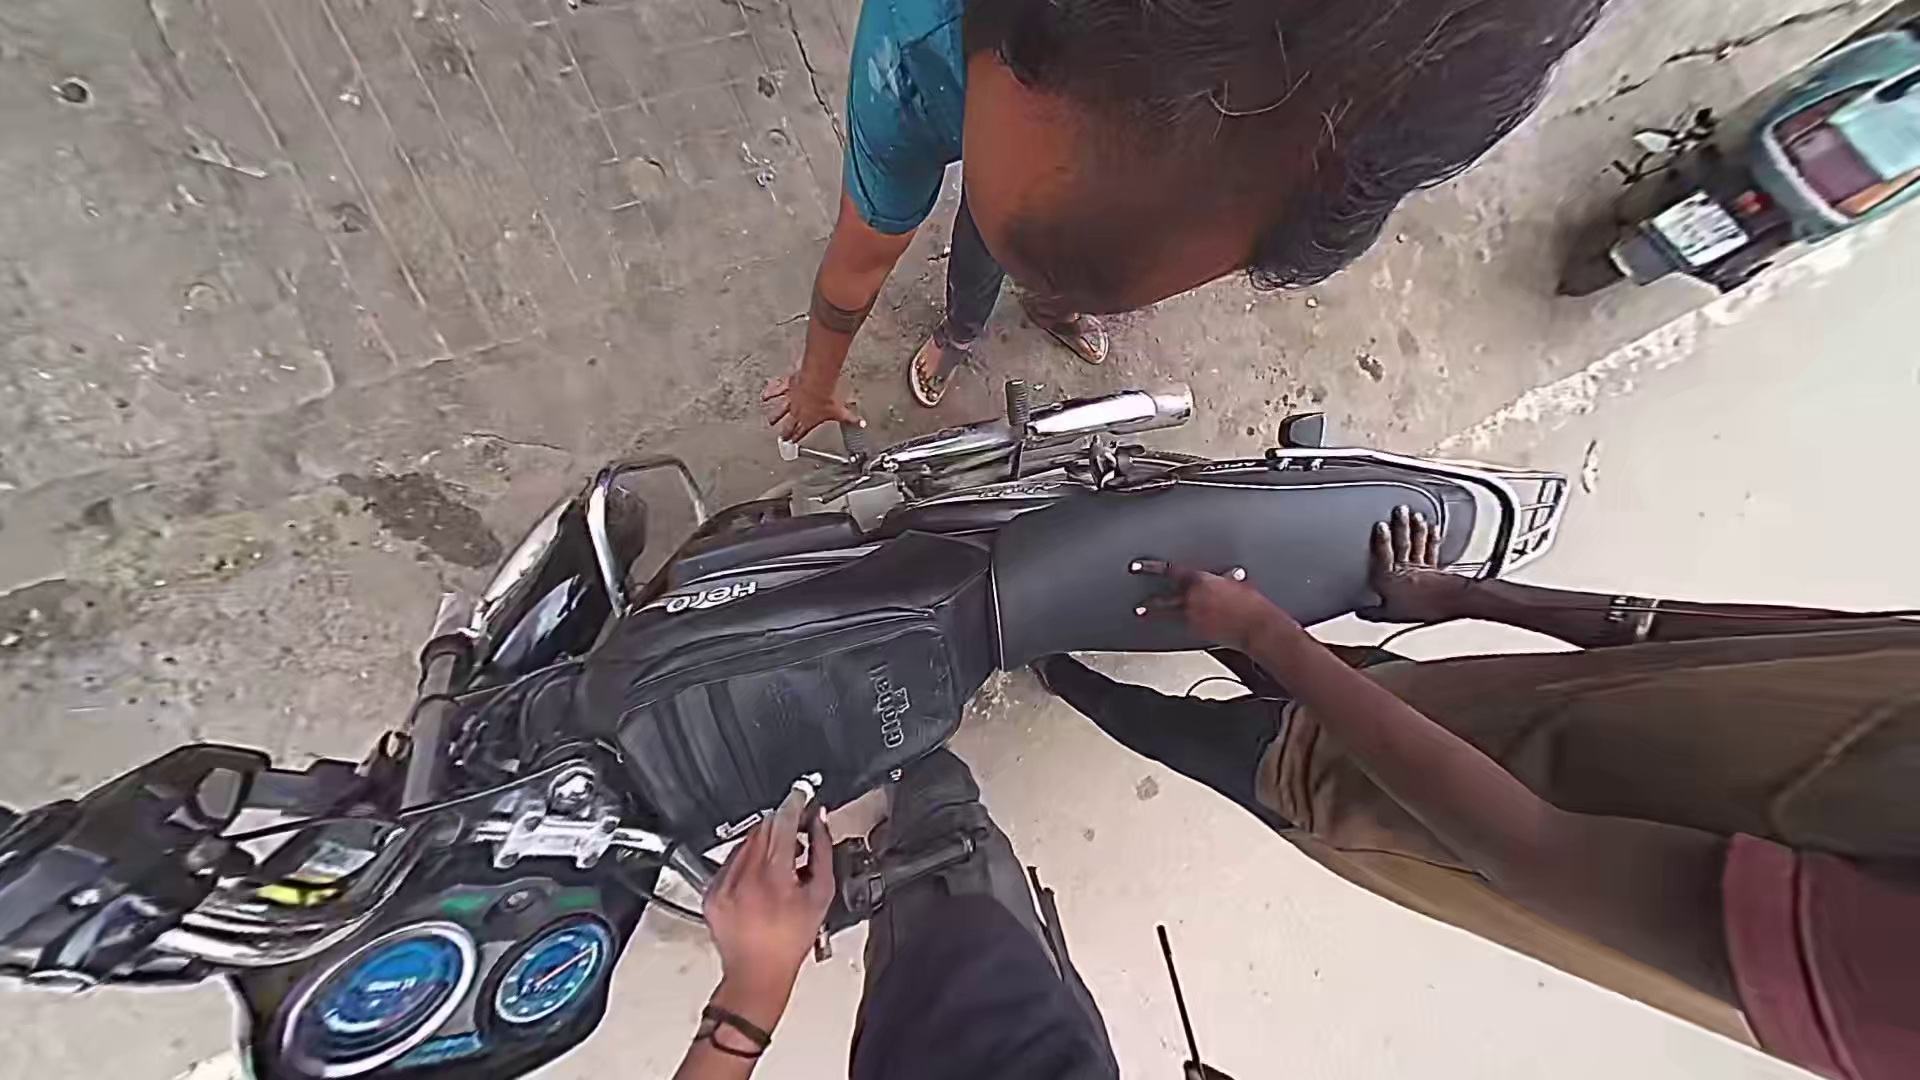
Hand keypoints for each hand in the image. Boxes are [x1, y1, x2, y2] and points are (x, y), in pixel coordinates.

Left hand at [701, 785, 835, 1025]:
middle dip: (783, 823)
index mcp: (773, 876)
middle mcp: (743, 877)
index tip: (802, 793)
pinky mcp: (711, 892)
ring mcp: (724, 884)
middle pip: (764, 827)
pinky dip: (748, 859)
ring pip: (747, 840)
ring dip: (767, 841)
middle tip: (798, 832)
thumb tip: (818, 820)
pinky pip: (732, 859)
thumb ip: (822, 850)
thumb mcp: (821, 894)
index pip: (782, 822)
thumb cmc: (791, 941)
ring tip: (781, 862)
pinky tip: (761, 878)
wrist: (756, 976)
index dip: (795, 803)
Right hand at [764, 372, 859, 442]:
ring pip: (779, 411)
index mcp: (809, 420)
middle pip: (788, 425)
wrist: (816, 384)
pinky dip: (769, 393)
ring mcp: (790, 400)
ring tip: (770, 421)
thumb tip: (860, 424)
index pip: (802, 433)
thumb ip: (850, 419)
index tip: (793, 443)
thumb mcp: (840, 411)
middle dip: (785, 432)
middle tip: (781, 438)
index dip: (797, 438)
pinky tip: (764, 396)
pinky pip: (775, 391)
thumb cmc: (826, 399)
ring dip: (775, 416)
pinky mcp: (786, 387)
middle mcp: (797, 413)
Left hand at [1132, 559, 1289, 652]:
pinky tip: (1189, 623)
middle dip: (1147, 600)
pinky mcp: (1197, 631)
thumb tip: (1232, 576)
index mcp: (1200, 581)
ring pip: (1169, 613)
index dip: (1150, 567)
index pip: (1169, 571)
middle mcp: (1192, 598)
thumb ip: (1226, 579)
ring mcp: (1192, 616)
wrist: (1257, 627)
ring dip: (1154, 613)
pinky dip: (1187, 622)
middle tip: (1136, 599)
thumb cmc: (1252, 603)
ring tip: (1141, 612)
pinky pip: (1187, 624)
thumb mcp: (1238, 583)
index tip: (1136, 566)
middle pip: (1162, 599)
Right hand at [1360, 504, 1473, 623]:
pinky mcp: (1438, 570)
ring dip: (1417, 528)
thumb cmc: (1423, 608)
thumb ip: (1374, 612)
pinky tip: (1434, 530)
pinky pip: (1433, 550)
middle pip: (1402, 543)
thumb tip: (1361, 612)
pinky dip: (1433, 539)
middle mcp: (1406, 568)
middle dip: (1400, 526)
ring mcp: (1424, 567)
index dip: (1381, 539)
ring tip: (1416, 515)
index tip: (1380, 525)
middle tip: (1400, 510)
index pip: (1383, 553)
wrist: (1454, 604)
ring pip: (1418, 543)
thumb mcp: (1390, 614)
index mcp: (1390, 577)